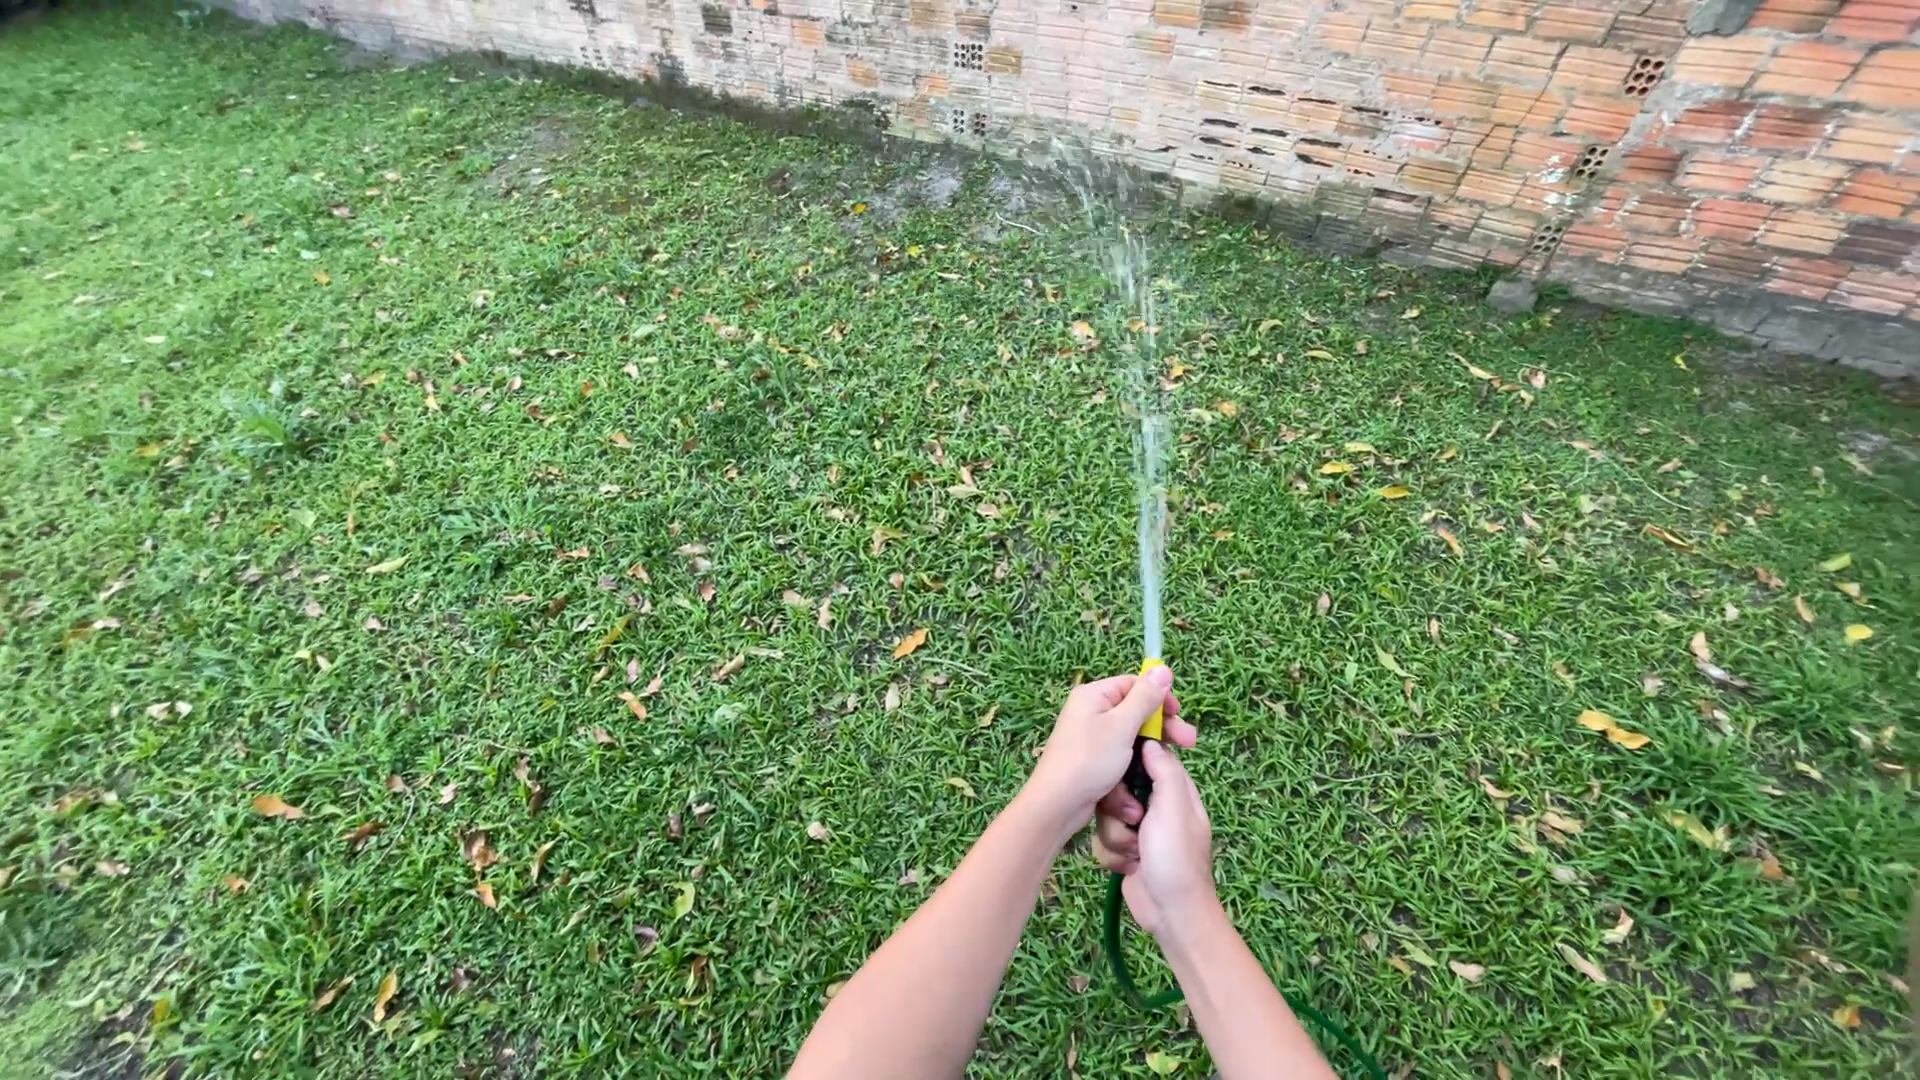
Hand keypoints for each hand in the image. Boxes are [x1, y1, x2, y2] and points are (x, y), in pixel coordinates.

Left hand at [1023, 666, 1177, 823]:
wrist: (1058, 803)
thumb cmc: (1090, 759)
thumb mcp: (1121, 725)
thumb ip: (1144, 698)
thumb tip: (1162, 668)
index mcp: (1094, 695)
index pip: (1134, 684)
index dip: (1159, 697)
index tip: (1179, 714)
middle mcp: (1091, 711)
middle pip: (1136, 711)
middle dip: (1162, 727)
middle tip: (1188, 741)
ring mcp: (1092, 736)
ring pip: (1131, 736)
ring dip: (1150, 750)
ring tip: (1170, 765)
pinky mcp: (1094, 759)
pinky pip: (1121, 755)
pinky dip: (1134, 766)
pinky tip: (1148, 779)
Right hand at [1092, 740, 1213, 936]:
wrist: (1171, 914)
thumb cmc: (1176, 857)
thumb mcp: (1175, 808)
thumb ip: (1164, 771)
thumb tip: (1150, 742)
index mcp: (1173, 790)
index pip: (1146, 757)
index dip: (1129, 760)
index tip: (1118, 770)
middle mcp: (1155, 805)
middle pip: (1117, 786)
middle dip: (1118, 807)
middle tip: (1133, 820)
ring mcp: (1138, 829)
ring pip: (1106, 814)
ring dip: (1115, 835)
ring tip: (1134, 851)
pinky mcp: (1124, 850)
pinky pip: (1102, 839)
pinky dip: (1112, 854)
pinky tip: (1128, 867)